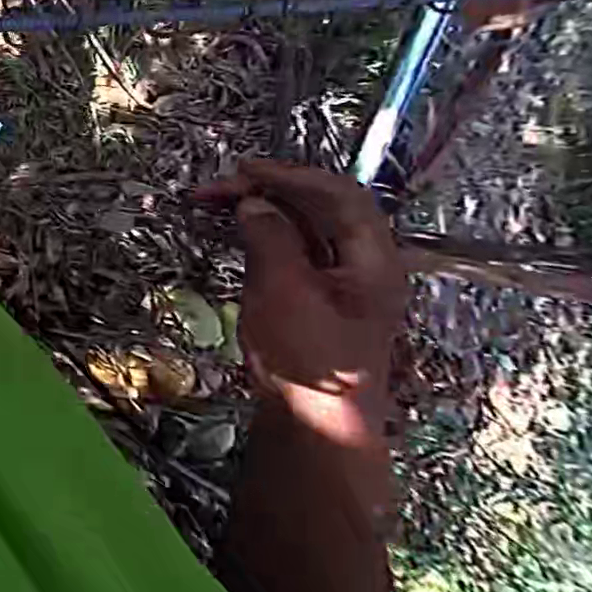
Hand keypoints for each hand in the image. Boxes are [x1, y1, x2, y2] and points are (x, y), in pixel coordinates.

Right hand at [196, 160, 406, 438]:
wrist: (312, 422)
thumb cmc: (305, 357)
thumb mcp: (284, 292)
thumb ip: (272, 239)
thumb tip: (254, 202)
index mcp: (373, 261)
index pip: (340, 196)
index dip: (292, 175)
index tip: (242, 169)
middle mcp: (363, 264)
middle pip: (323, 207)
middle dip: (271, 189)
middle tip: (218, 188)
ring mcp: (340, 280)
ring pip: (305, 225)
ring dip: (262, 207)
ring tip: (218, 202)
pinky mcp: (316, 294)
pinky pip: (292, 246)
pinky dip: (262, 230)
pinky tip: (238, 229)